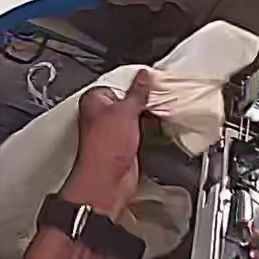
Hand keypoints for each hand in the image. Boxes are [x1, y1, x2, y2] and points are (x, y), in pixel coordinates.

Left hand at [60, 70, 153, 218]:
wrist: (108, 183)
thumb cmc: (103, 150)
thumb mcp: (125, 112)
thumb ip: (137, 92)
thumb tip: (144, 76)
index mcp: (95, 100)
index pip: (120, 83)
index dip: (137, 81)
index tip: (153, 79)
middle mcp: (103, 114)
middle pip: (129, 99)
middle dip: (145, 99)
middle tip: (161, 94)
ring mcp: (115, 130)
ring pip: (137, 115)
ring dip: (150, 114)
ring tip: (163, 109)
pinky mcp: (126, 144)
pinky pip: (142, 129)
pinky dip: (151, 127)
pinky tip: (161, 124)